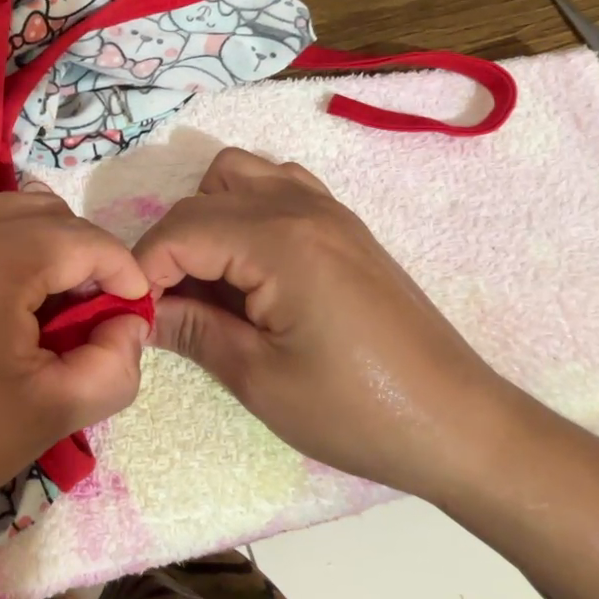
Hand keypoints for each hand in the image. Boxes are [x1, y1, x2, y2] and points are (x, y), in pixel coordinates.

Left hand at [0, 189, 150, 528]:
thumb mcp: (51, 413)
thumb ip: (113, 365)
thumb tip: (129, 323)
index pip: (84, 238)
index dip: (121, 272)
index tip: (133, 315)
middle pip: (48, 213)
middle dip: (83, 256)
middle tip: (88, 318)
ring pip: (10, 212)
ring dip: (43, 249)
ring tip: (43, 313)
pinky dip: (3, 250)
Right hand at [132, 148, 519, 496]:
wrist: (459, 423)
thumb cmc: (357, 411)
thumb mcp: (260, 380)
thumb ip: (191, 331)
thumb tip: (142, 312)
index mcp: (278, 241)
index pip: (179, 230)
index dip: (144, 272)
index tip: (138, 318)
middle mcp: (298, 205)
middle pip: (200, 200)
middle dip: (170, 248)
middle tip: (171, 310)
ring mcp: (325, 207)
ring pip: (236, 174)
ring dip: (207, 215)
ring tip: (212, 277)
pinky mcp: (342, 222)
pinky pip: (277, 182)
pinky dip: (248, 206)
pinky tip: (255, 261)